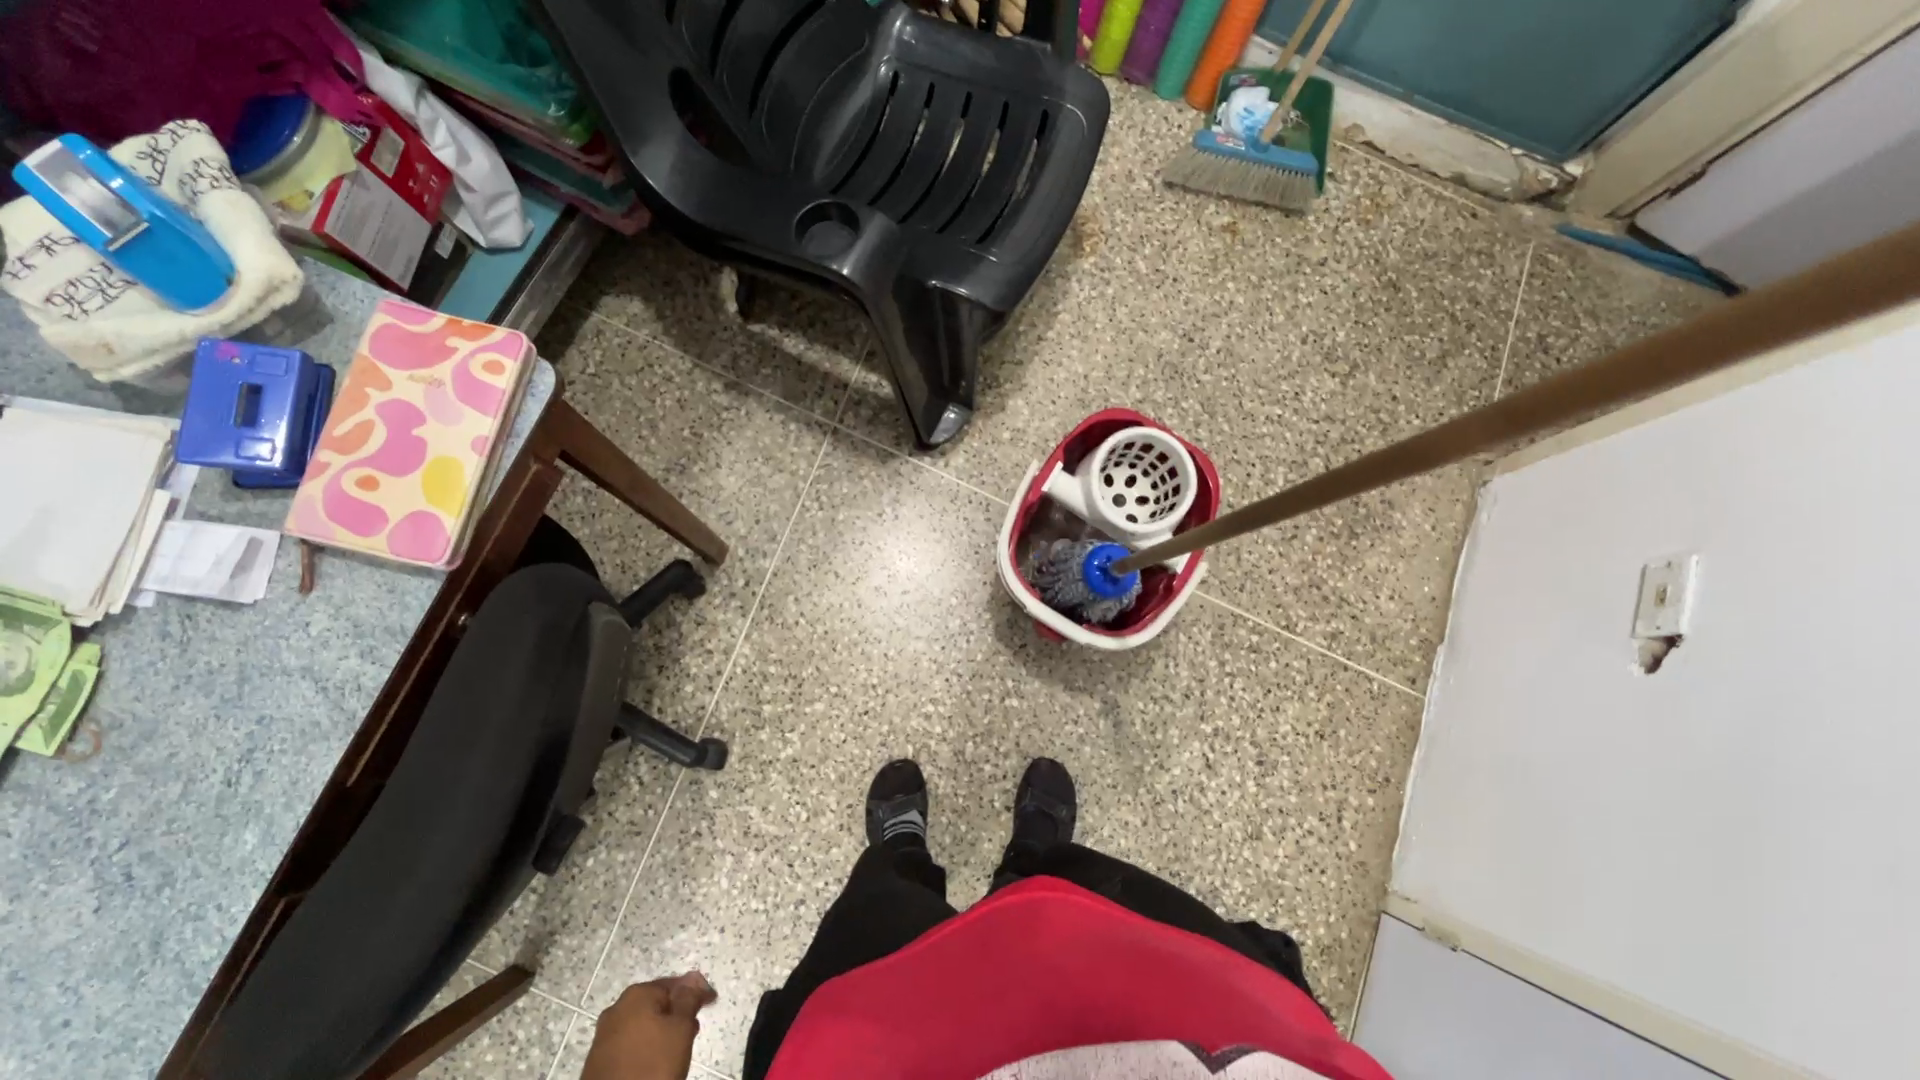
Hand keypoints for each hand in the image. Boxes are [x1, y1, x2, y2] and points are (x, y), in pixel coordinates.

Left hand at [580, 972, 717, 1079]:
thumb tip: (693, 976)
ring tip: (677, 1049)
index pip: (675, 983)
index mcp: (637, 994)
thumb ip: (689, 999)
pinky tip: (654, 1060)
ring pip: (643, 1023)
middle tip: (693, 1030)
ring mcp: (604, 1033)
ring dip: (662, 1030)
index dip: (697, 992)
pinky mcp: (599, 1057)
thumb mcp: (681, 1028)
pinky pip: (630, 1041)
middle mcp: (617, 1008)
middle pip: (657, 1002)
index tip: (711, 1003)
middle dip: (677, 1013)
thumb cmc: (653, 1063)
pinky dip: (645, 1045)